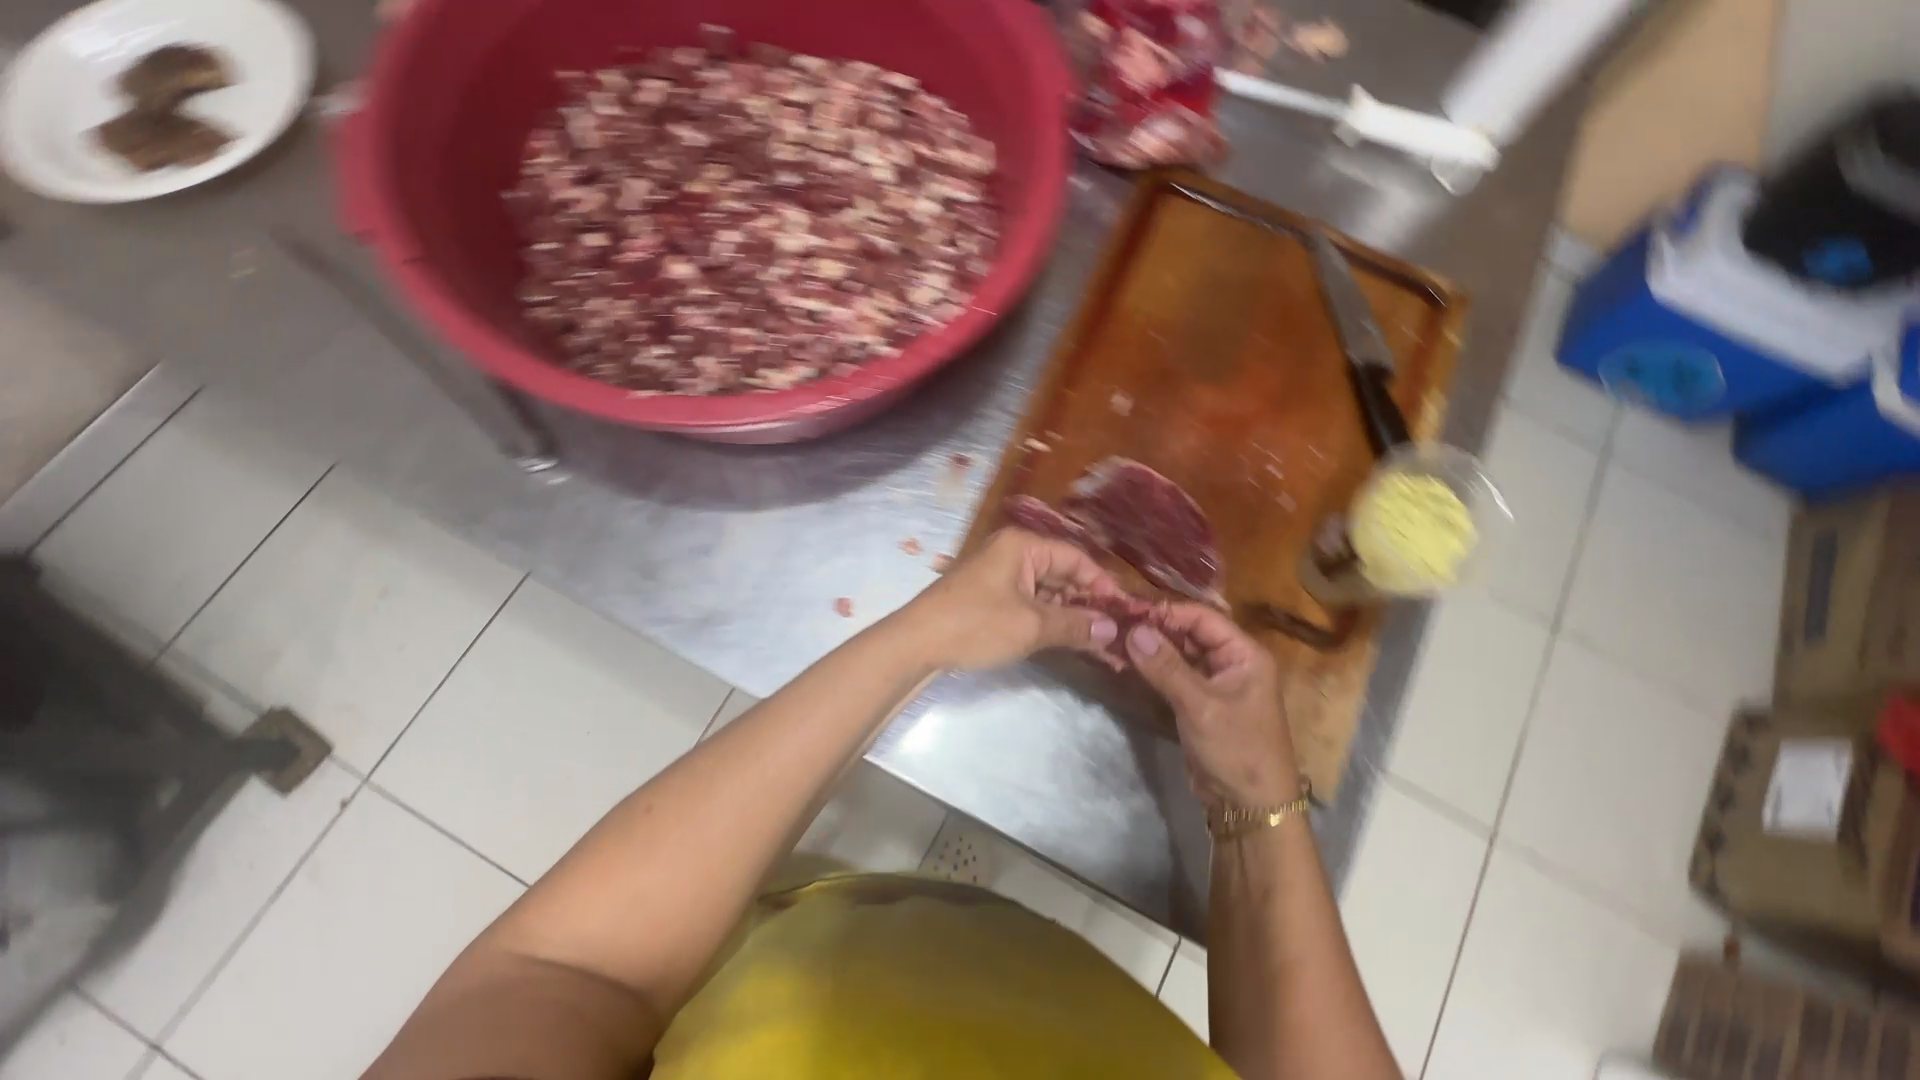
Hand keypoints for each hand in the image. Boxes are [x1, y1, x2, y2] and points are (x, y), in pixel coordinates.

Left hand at [897, 528, 1121, 671]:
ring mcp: (1000, 578)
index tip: (1125, 612)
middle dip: (1090, 606)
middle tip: (1119, 635)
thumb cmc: (975, 625)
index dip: (1103, 585)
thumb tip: (1112, 630)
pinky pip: (1031, 607)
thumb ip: (1075, 625)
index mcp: (1022, 546)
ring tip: (1103, 646)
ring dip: (1073, 619)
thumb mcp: (1031, 626)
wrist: (915, 644)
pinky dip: (1051, 624)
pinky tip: (1072, 644)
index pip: (1076, 559)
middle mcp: (1012, 554)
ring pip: (1048, 594)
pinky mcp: (990, 601)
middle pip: (1063, 576)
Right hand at [1126, 604, 1299, 808]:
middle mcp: (1233, 662)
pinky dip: (1154, 670)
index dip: (1167, 612)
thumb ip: (1166, 667)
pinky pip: (1175, 676)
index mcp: (1245, 654)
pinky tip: (1128, 664)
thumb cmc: (1236, 750)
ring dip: (1152, 649)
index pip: (1203, 618)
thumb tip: (1134, 630)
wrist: (1250, 805)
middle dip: (1156, 629)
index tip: (1129, 611)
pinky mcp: (1200, 703)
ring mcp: (1216, 683)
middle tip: (1116, 624)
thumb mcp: (1200, 706)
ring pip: (1180, 654)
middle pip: (1190, 633)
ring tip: (1116, 640)